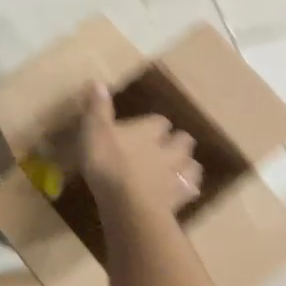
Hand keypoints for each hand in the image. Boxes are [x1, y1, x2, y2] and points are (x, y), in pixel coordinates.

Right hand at [77, 82, 201, 217]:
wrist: (129, 204)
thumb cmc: (107, 161)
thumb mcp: (94, 130)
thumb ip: (98, 108)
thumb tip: (99, 82)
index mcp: (148, 131)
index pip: (159, 121)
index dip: (154, 123)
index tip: (147, 125)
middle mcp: (167, 149)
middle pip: (182, 141)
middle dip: (178, 141)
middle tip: (169, 144)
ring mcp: (176, 175)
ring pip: (191, 164)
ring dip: (187, 163)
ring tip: (179, 165)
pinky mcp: (179, 198)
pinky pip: (190, 189)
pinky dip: (187, 187)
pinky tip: (182, 189)